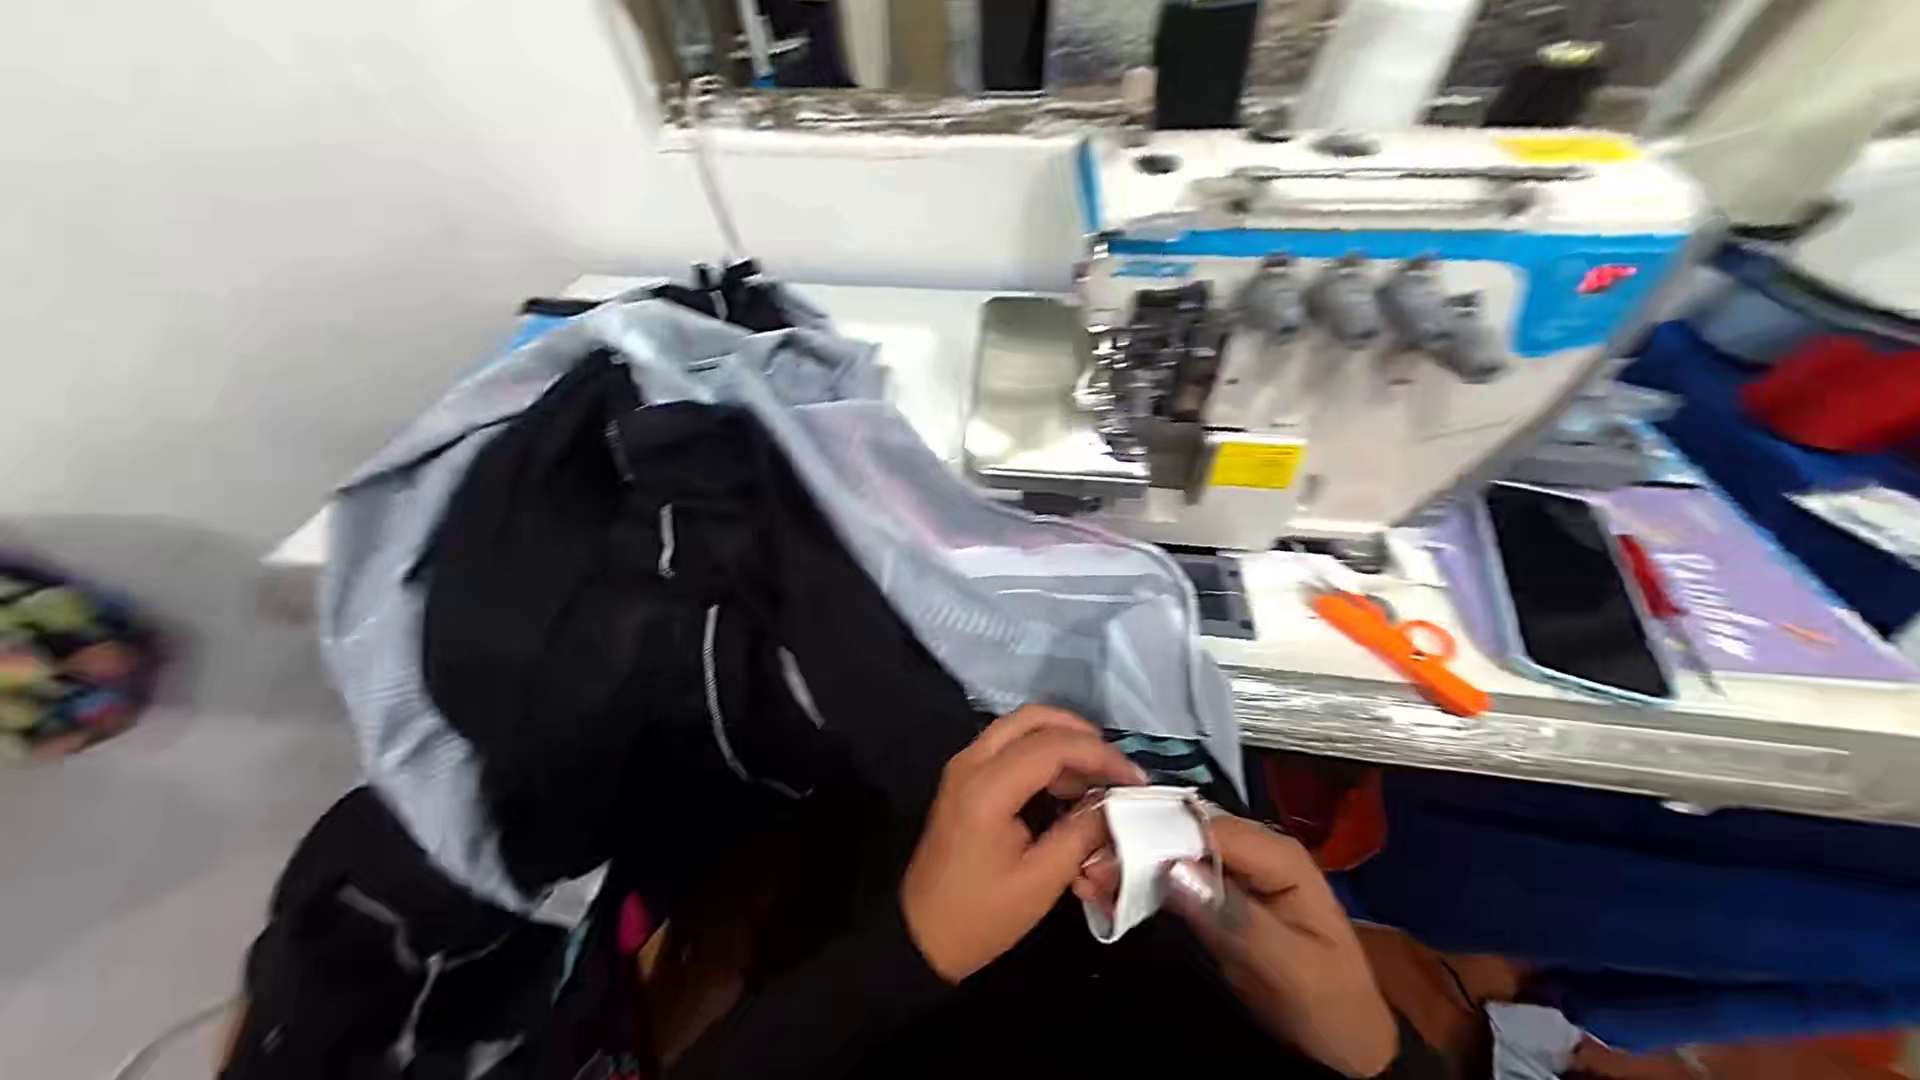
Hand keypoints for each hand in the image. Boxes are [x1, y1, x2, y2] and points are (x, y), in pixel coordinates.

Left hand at [900, 705, 1147, 982]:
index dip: (1100, 755)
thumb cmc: (981, 914)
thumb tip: (1115, 804)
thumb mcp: (1041, 880)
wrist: (921, 933)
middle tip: (1113, 766)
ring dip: (1061, 742)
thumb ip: (1082, 834)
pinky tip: (1066, 787)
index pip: (1052, 745)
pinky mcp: (965, 776)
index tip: (1135, 779)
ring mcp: (965, 765)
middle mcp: (972, 761)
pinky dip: (1042, 754)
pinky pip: (1008, 745)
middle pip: (1032, 718)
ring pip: (1019, 727)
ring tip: (1096, 781)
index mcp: (988, 787)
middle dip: (1080, 733)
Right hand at [1083, 815, 1397, 1077]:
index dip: (1155, 837)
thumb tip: (1173, 867)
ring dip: (1129, 863)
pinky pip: (1171, 875)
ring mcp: (1232, 868)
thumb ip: (1233, 915)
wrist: (1347, 1044)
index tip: (1109, 857)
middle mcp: (1251, 848)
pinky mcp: (1215, 890)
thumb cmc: (1329, 1002)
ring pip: (1170, 850)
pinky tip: (1108, 891)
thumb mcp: (1289, 967)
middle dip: (1133, 846)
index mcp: (1276, 854)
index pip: (1204, 827)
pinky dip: (1139, 882)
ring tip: (1089, 880)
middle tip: (1089, 869)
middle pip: (1181, 831)